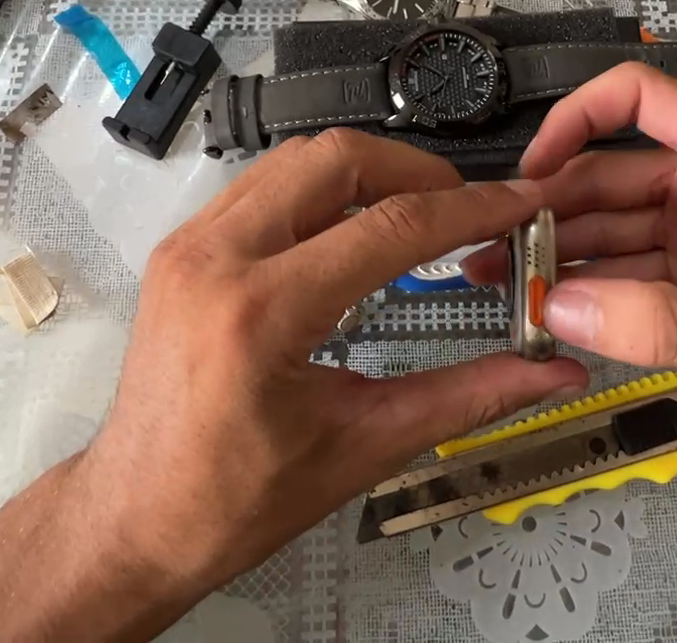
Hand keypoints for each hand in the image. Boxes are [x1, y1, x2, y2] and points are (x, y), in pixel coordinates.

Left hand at [84, 129, 586, 601]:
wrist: (132, 520)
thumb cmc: (233, 501)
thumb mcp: (363, 447)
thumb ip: (467, 396)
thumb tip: (544, 371)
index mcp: (262, 313)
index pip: (391, 227)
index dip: (470, 209)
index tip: (514, 206)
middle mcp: (217, 258)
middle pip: (337, 157)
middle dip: (417, 170)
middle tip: (464, 206)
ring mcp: (191, 244)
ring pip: (297, 158)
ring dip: (369, 171)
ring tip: (416, 211)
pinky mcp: (184, 246)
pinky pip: (265, 183)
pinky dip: (322, 187)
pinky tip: (352, 224)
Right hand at [466, 63, 676, 442]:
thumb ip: (666, 323)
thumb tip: (559, 306)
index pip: (642, 98)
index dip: (577, 116)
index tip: (532, 170)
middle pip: (607, 171)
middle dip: (549, 207)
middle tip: (494, 252)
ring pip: (608, 225)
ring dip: (557, 252)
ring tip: (506, 287)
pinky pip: (625, 270)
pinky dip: (587, 289)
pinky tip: (551, 312)